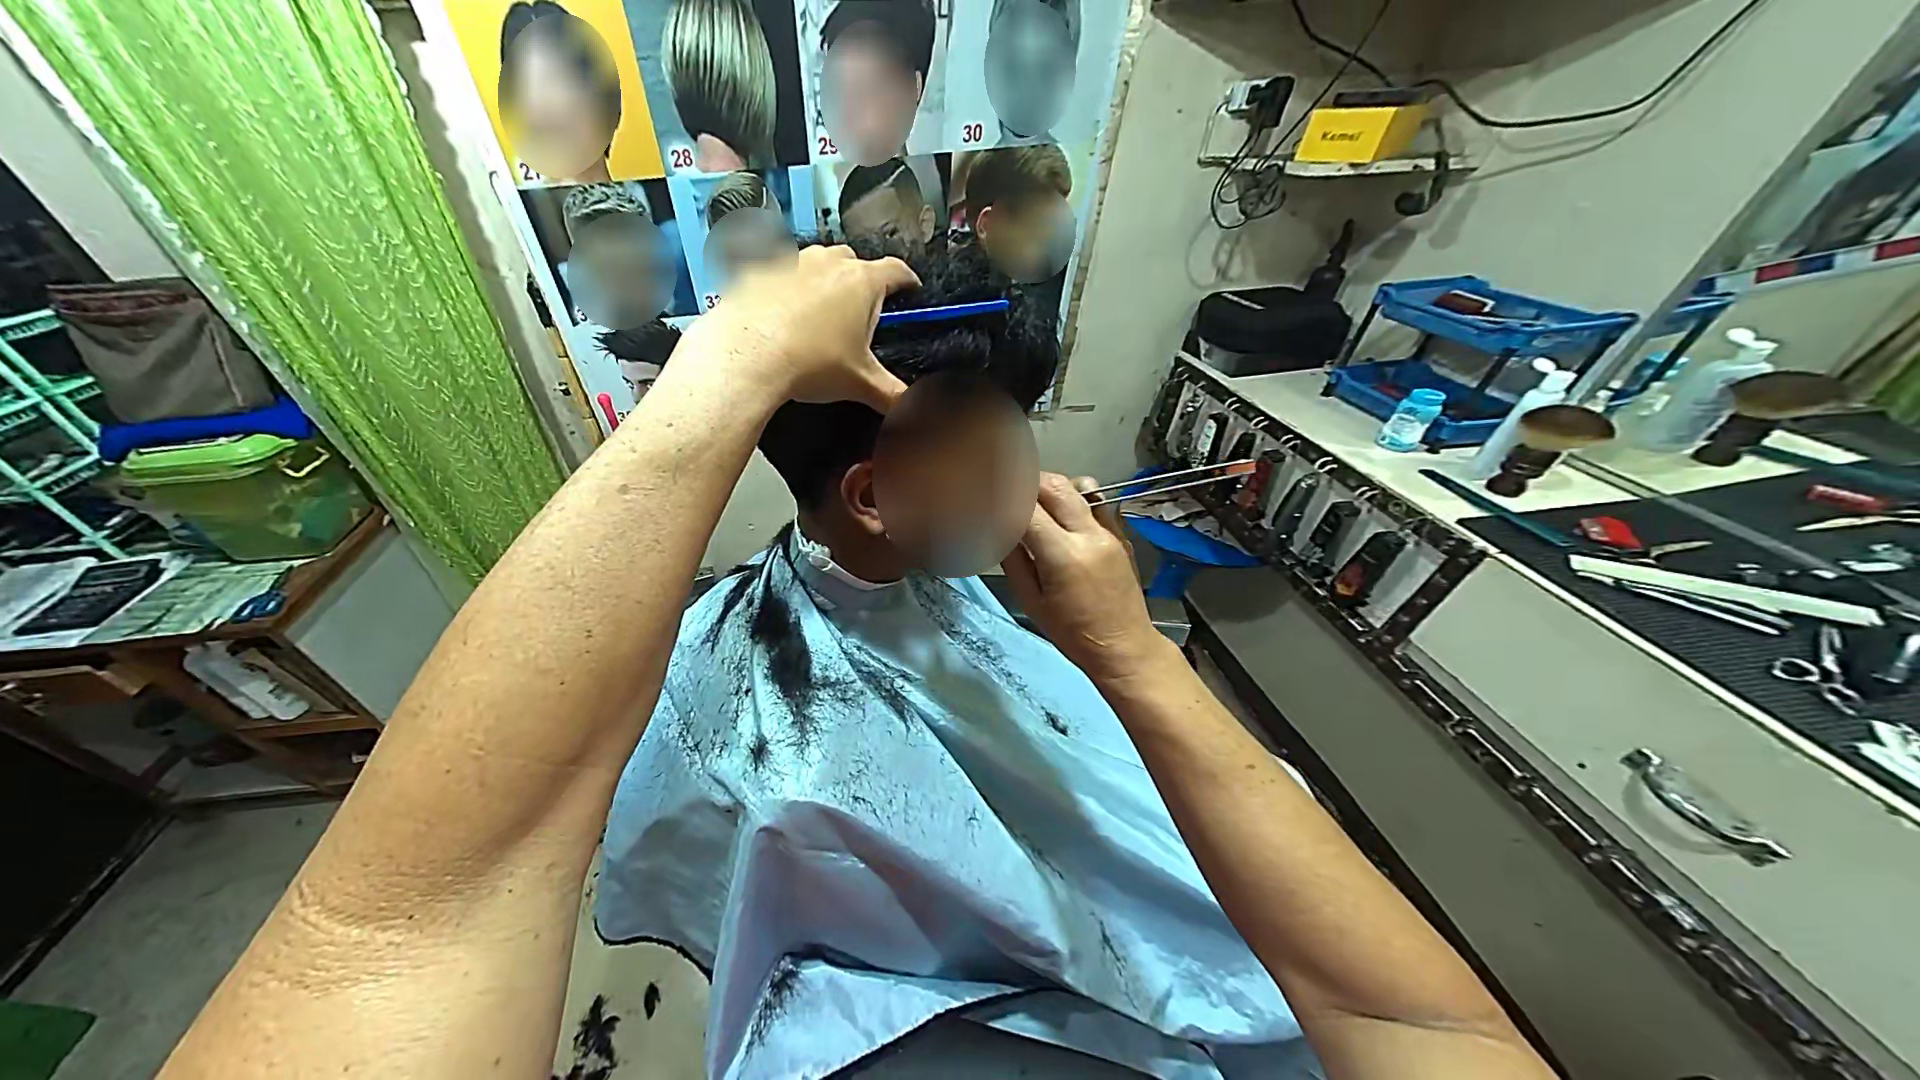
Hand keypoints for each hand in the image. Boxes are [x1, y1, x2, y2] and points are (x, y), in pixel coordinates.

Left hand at [680, 245, 918, 411]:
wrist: (744, 358)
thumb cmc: (804, 361)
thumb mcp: (861, 384)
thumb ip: (892, 395)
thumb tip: (907, 404)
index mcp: (861, 282)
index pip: (897, 271)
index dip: (908, 281)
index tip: (909, 288)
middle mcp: (827, 263)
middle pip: (854, 263)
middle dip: (861, 284)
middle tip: (857, 317)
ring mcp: (789, 262)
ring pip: (816, 264)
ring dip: (823, 283)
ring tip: (818, 320)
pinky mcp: (756, 271)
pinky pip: (779, 273)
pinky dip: (786, 290)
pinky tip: (783, 319)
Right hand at [1001, 473, 1172, 685]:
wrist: (1124, 646)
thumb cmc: (1073, 633)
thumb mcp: (1031, 600)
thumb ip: (1012, 558)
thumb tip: (997, 527)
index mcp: (1063, 556)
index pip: (1026, 507)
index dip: (1002, 496)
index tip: (987, 496)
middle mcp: (1089, 535)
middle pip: (1053, 485)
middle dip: (1025, 482)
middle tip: (1007, 492)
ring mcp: (1109, 532)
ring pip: (1078, 485)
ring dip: (1051, 487)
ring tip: (1034, 502)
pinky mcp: (1121, 535)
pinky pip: (1095, 502)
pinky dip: (1074, 499)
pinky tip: (1062, 517)